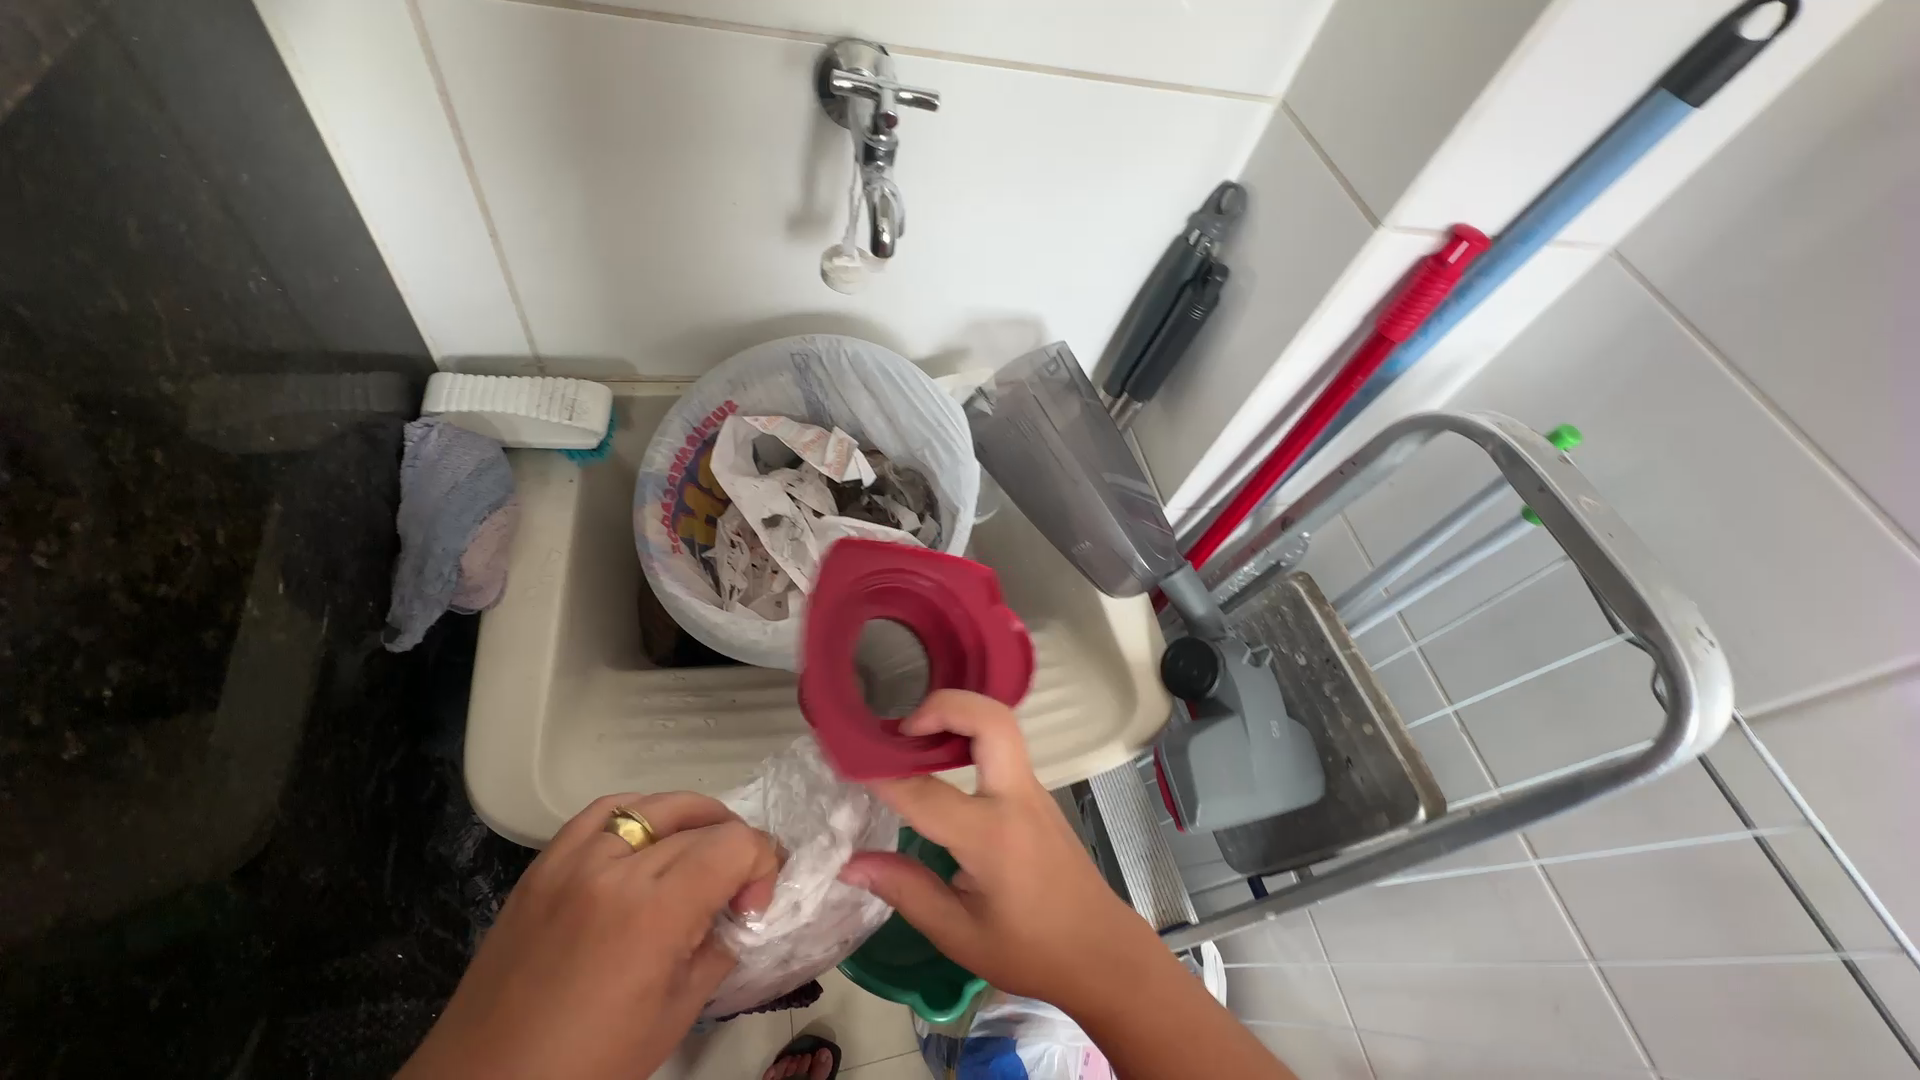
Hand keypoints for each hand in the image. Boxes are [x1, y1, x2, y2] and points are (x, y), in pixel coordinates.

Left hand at [398, 792, 779, 1079]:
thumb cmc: (589, 1065)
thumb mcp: (677, 1013)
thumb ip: (719, 946)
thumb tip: (739, 912)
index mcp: (654, 911)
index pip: (736, 845)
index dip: (763, 866)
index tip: (755, 907)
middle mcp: (615, 868)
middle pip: (703, 824)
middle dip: (736, 850)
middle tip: (737, 891)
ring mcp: (571, 859)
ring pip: (655, 804)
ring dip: (694, 821)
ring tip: (700, 853)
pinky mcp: (542, 866)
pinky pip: (601, 813)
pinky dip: (637, 815)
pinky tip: (645, 843)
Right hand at [839, 690, 1163, 1010]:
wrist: (1102, 951)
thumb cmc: (1030, 949)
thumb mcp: (959, 933)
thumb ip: (905, 890)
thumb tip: (851, 864)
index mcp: (992, 835)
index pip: (924, 791)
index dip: (881, 774)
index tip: (848, 762)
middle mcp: (1016, 798)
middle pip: (989, 719)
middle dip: (942, 707)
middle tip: (901, 731)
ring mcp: (1033, 790)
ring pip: (1000, 726)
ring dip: (957, 717)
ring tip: (913, 742)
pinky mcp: (1037, 794)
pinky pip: (1003, 747)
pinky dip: (969, 737)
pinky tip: (940, 766)